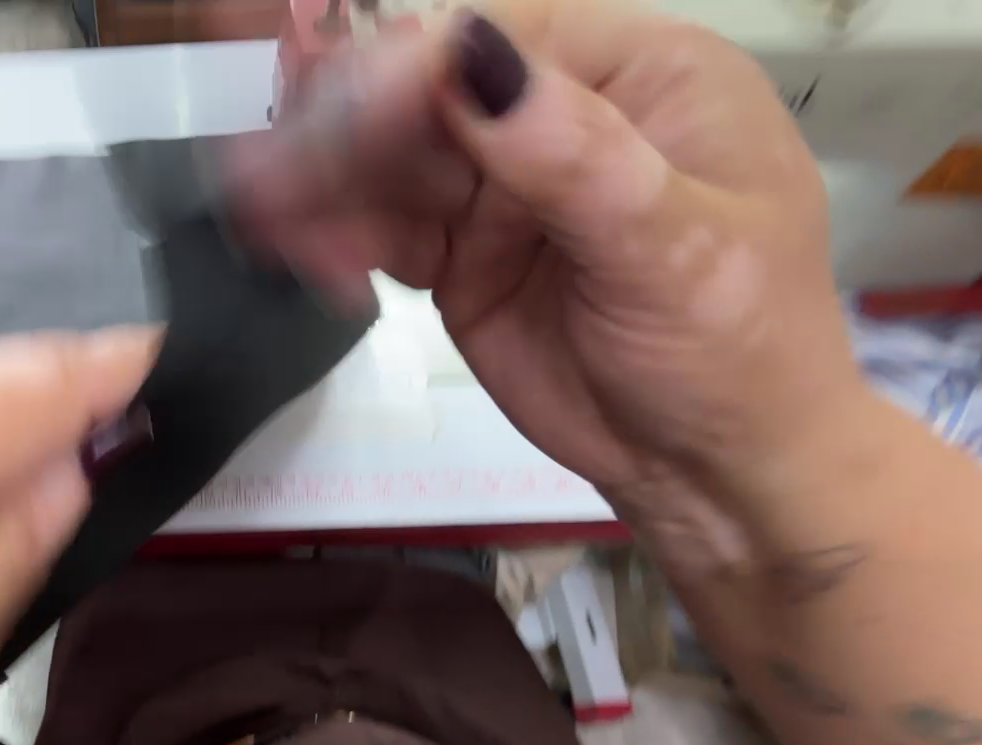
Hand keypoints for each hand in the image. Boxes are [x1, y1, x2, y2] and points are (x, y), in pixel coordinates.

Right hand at [231, 0, 874, 569]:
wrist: (701, 463)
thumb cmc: (729, 348)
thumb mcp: (671, 248)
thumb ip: (573, 156)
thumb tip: (470, 54)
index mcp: (633, 79)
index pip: (500, 44)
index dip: (408, 72)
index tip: (327, 111)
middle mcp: (551, 123)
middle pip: (426, 105)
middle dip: (341, 137)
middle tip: (258, 171)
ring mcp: (496, 198)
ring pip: (391, 176)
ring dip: (320, 194)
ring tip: (253, 214)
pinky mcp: (457, 263)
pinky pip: (386, 239)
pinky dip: (339, 246)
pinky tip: (300, 256)